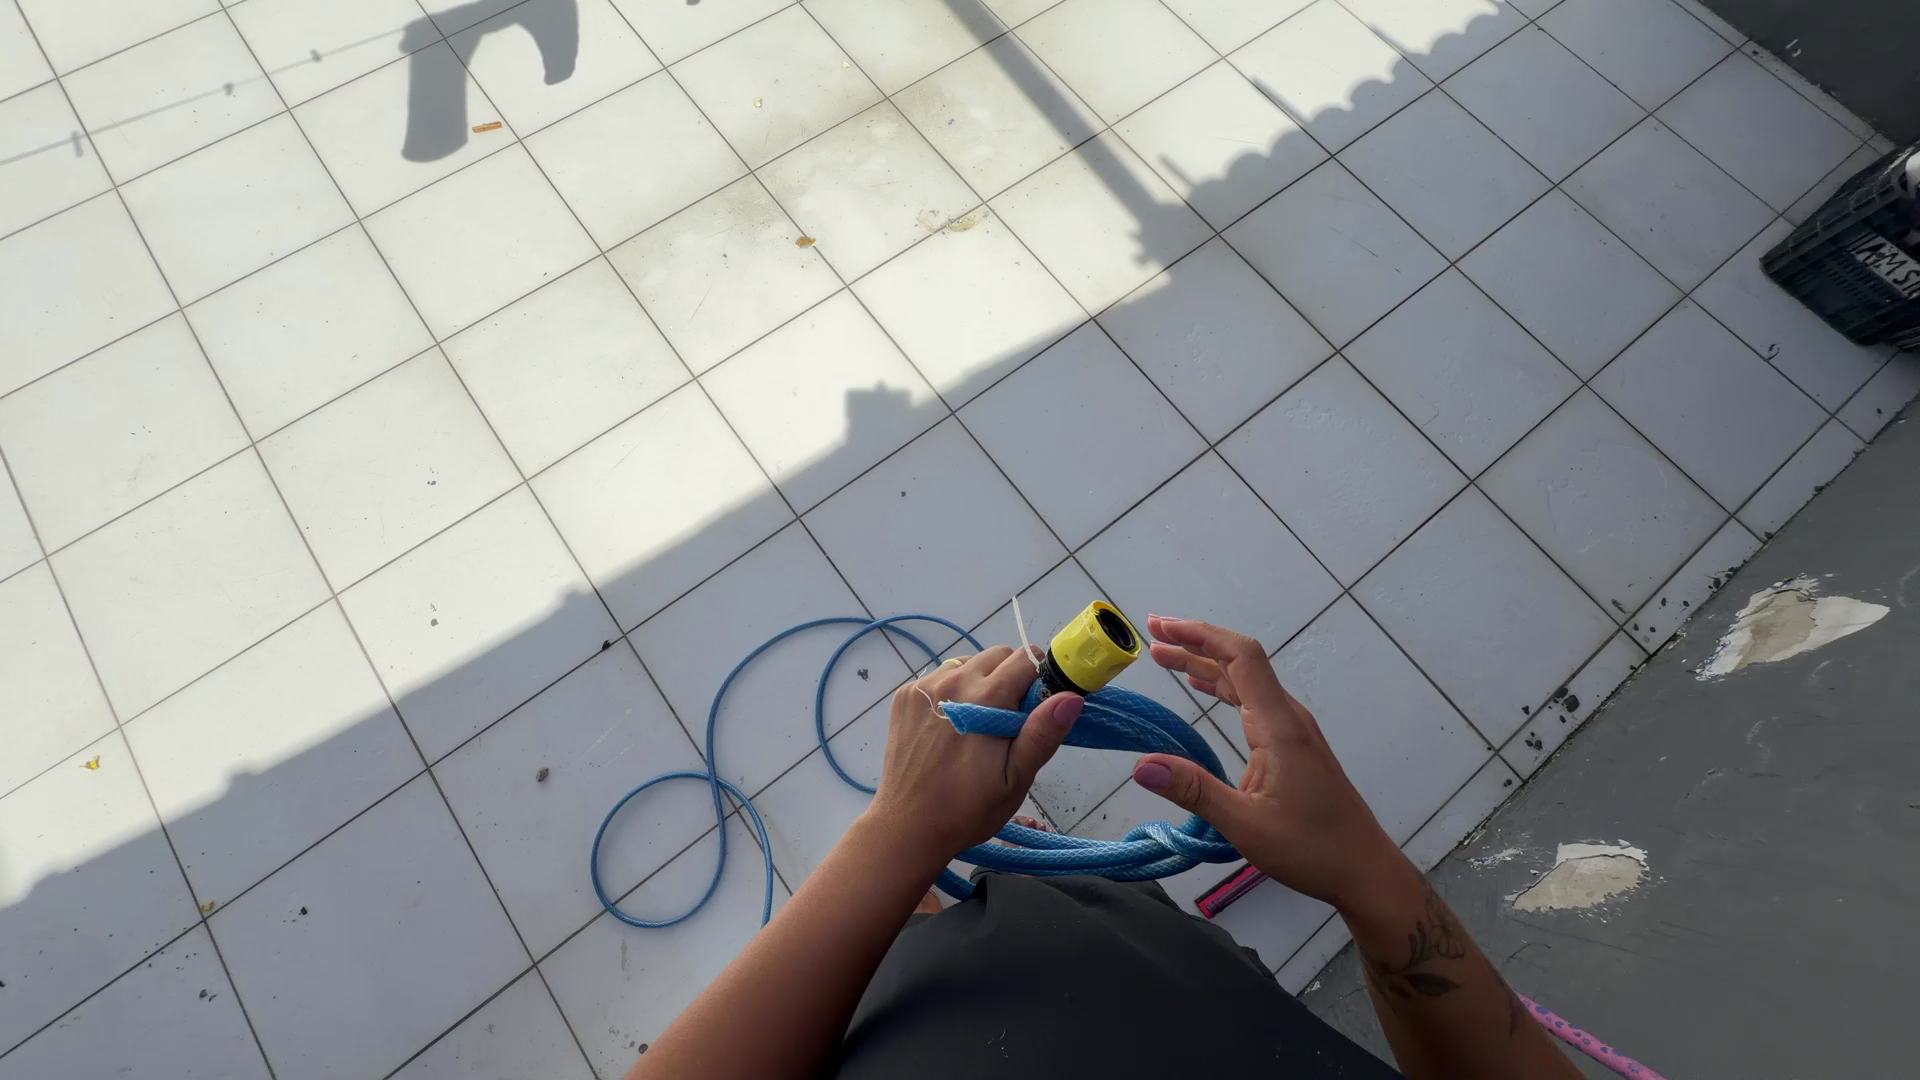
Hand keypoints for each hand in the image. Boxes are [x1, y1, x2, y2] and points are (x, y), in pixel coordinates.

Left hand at [864, 647, 1082, 865]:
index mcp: (985, 697)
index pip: (1026, 659)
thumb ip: (1042, 733)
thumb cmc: (968, 809)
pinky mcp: (906, 695)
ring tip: (976, 724)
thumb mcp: (1016, 779)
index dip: (1039, 679)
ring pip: (968, 662)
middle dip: (1011, 677)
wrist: (907, 827)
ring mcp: (924, 685)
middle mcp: (952, 680)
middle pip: (998, 655)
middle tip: (1007, 720)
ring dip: (980, 682)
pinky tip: (948, 727)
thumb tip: (1070, 697)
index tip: (1035, 707)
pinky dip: (951, 691)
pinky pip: (940, 676)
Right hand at [1133, 615, 1406, 909]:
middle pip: (1238, 661)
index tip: (1164, 627)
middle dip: (1195, 641)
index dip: (1202, 635)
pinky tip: (1200, 686)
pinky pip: (1251, 698)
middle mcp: (1286, 716)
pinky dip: (1220, 684)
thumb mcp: (1245, 825)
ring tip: (1164, 654)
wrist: (1367, 873)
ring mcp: (1291, 728)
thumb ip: (1193, 790)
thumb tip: (1140, 766)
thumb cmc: (1311, 849)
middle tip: (1153, 631)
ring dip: (1204, 662)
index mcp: (1278, 725)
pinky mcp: (1291, 743)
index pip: (1241, 658)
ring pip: (1244, 679)